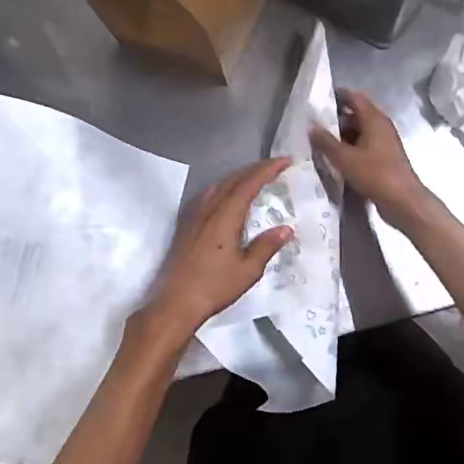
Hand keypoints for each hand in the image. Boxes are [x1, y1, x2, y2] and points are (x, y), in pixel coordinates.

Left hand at [144, 158, 294, 334]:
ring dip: (239, 176)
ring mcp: (195, 216)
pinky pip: (208, 195)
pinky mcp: (187, 225)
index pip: (249, 183)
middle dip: (255, 169)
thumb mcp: (248, 270)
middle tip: (275, 166)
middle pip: (233, 180)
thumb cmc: (215, 287)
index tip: (285, 161)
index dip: (268, 169)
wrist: (176, 302)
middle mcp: (209, 209)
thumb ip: (267, 246)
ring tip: (255, 177)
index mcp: (225, 216)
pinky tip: (226, 195)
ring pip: (219, 185)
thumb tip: (286, 229)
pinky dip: (224, 187)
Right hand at [310, 88, 435, 230]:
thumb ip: (326, 141)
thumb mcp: (345, 158)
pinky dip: (351, 147)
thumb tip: (311, 126)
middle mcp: (381, 126)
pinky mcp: (385, 157)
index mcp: (374, 119)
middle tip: (315, 123)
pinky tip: (336, 157)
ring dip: (343, 134)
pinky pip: (364, 145)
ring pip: (361, 131)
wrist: (403, 200)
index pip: (355, 97)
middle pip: (357, 114)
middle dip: (337, 118)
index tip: (319, 99)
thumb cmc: (375, 174)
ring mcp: (385, 142)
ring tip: (321, 141)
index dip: (338, 95)